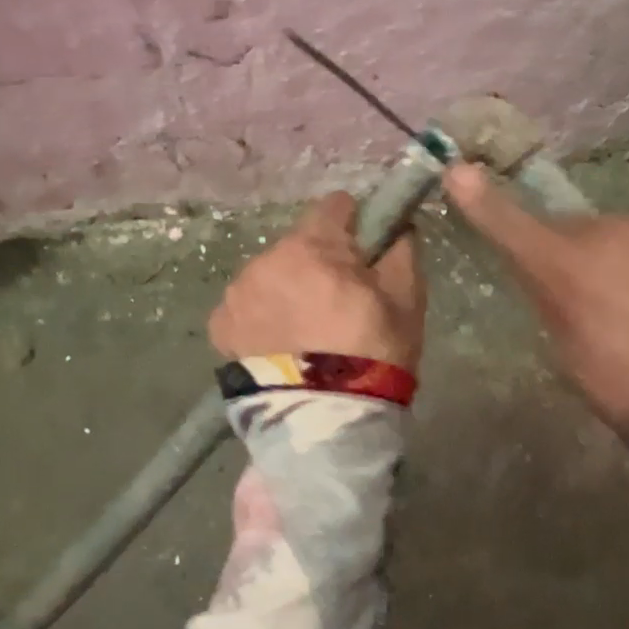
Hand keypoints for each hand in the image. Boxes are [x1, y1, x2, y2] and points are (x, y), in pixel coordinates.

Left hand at [209, 191, 426, 369]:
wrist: (325, 422)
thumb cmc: (373, 353)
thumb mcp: (408, 299)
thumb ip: (403, 249)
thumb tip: (398, 225)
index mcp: (314, 244)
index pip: (334, 206)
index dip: (353, 224)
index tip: (363, 250)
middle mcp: (267, 258)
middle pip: (299, 245)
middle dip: (317, 263)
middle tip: (338, 303)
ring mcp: (238, 293)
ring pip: (269, 275)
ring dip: (286, 290)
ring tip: (306, 332)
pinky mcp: (220, 327)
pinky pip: (246, 308)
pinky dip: (261, 319)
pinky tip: (280, 347)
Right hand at [443, 165, 628, 430]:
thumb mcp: (583, 371)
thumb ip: (561, 317)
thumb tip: (558, 290)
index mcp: (569, 269)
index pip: (512, 228)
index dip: (482, 202)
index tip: (457, 172)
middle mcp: (613, 231)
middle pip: (582, 238)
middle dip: (587, 264)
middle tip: (613, 315)